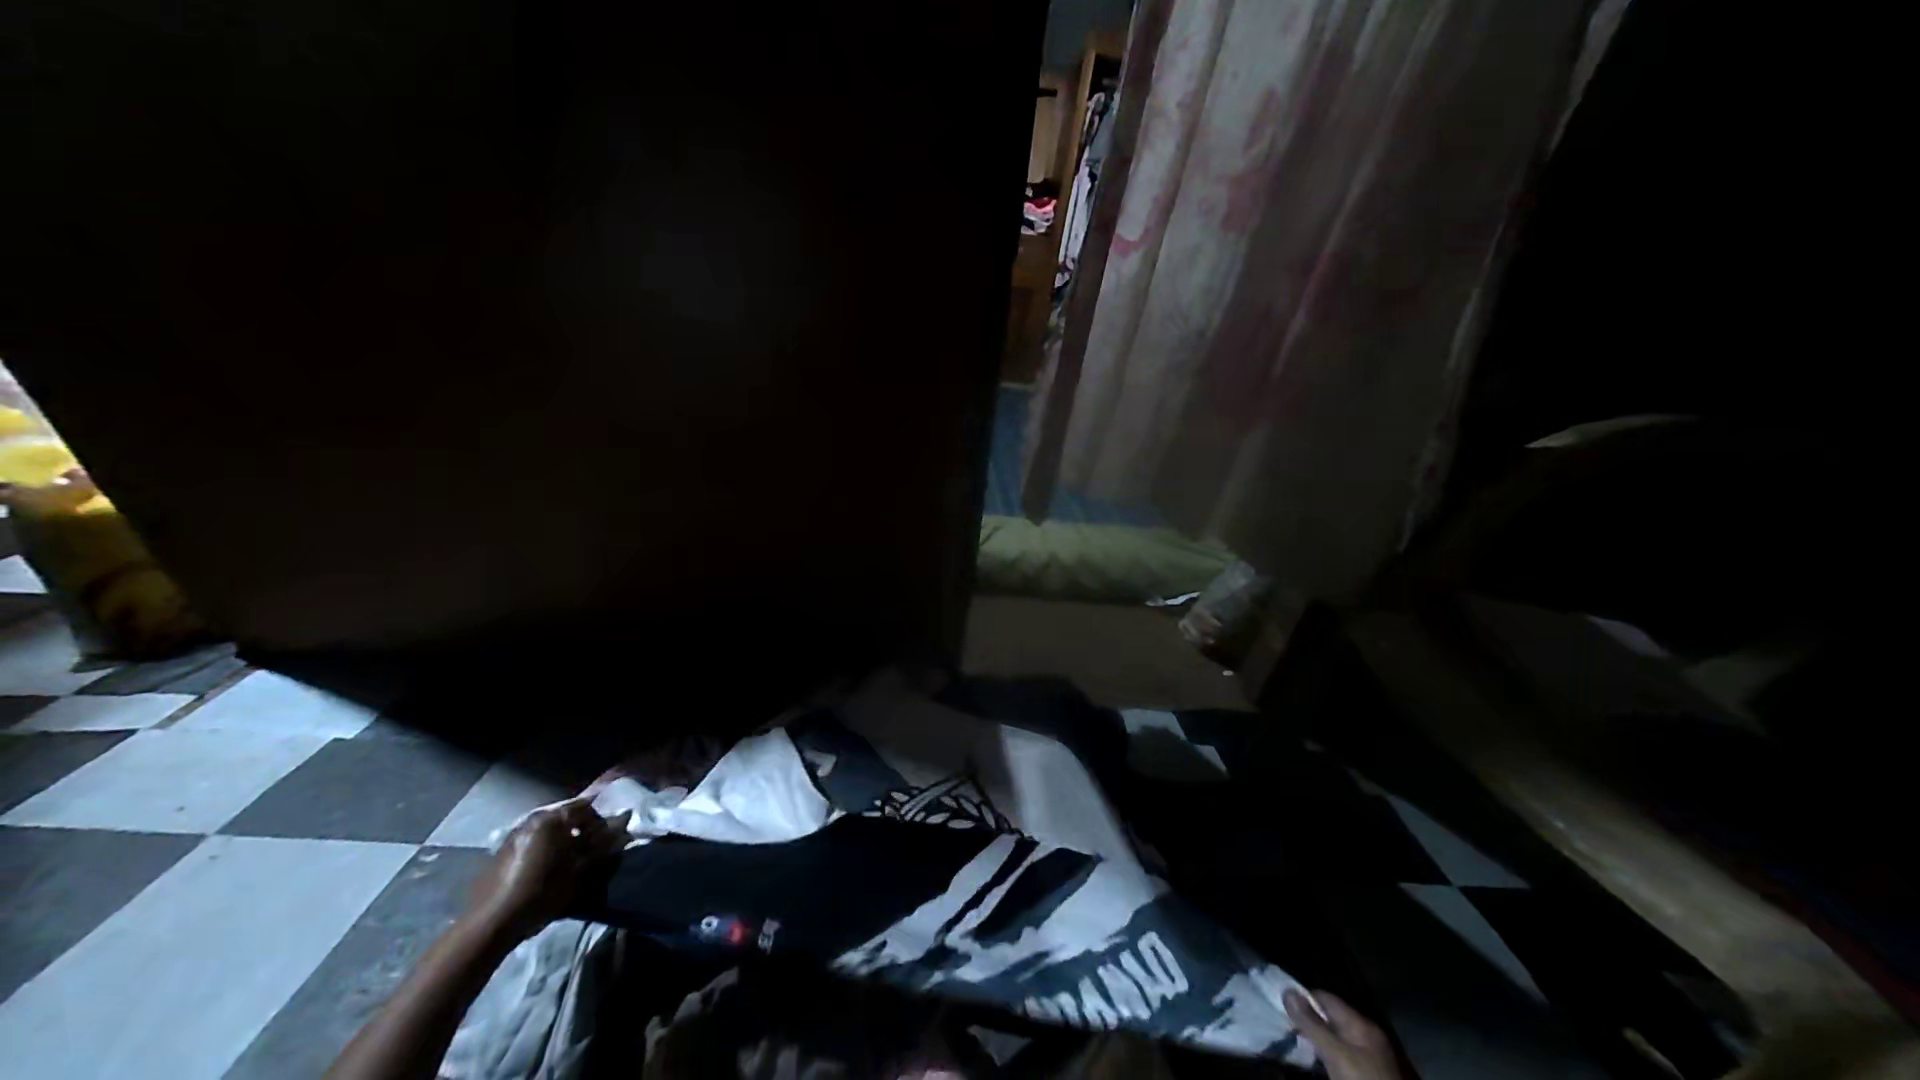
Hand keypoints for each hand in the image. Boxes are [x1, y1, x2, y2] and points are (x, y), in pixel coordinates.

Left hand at [466, 798, 629, 940]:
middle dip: (580, 830)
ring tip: (567, 861)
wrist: (492, 922)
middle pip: (565, 816)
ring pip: (548, 829)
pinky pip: (532, 840)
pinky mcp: (501, 851)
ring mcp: (514, 834)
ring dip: (561, 839)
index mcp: (552, 819)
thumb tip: (623, 830)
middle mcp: (532, 819)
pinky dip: (544, 847)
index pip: (586, 807)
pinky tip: (545, 868)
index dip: (600, 822)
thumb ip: (602, 847)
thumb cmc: (542, 892)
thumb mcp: (578, 870)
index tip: (606, 840)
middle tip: (588, 851)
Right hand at [1285, 989, 1401, 1079]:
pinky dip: (1324, 1053)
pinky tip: (1312, 1059)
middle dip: (1307, 1019)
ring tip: (1293, 1041)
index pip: (1326, 998)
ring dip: (1314, 1038)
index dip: (1303, 998)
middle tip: (1284, 1025)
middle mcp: (1365, 1034)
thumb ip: (1311, 1023)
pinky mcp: (1364, 1071)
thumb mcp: (1334, 1053)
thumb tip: (1287, 991)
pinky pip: (1339, 1053)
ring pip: (1333, 1036)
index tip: (1281, 1005)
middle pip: (1330, 1017)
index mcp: (1361, 1023)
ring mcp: (1366, 1055)